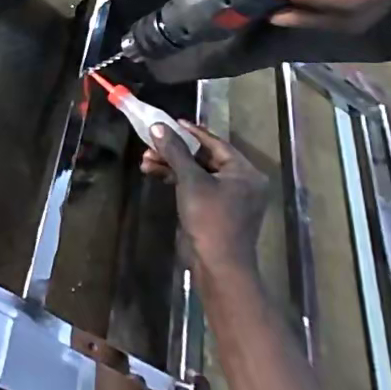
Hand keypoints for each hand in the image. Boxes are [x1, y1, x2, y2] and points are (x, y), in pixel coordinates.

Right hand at [141, 121, 271, 272]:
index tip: (171, 122)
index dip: (191, 132)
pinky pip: (198, 188)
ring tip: (146, 161)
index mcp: (245, 171)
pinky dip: (179, 182)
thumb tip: (158, 126)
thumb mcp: (191, 181)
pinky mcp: (218, 211)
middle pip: (205, 158)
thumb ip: (175, 152)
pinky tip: (157, 174)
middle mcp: (242, 181)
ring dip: (173, 166)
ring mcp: (230, 198)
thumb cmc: (210, 219)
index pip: (215, 143)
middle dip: (176, 152)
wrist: (218, 267)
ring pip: (199, 174)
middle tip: (151, 145)